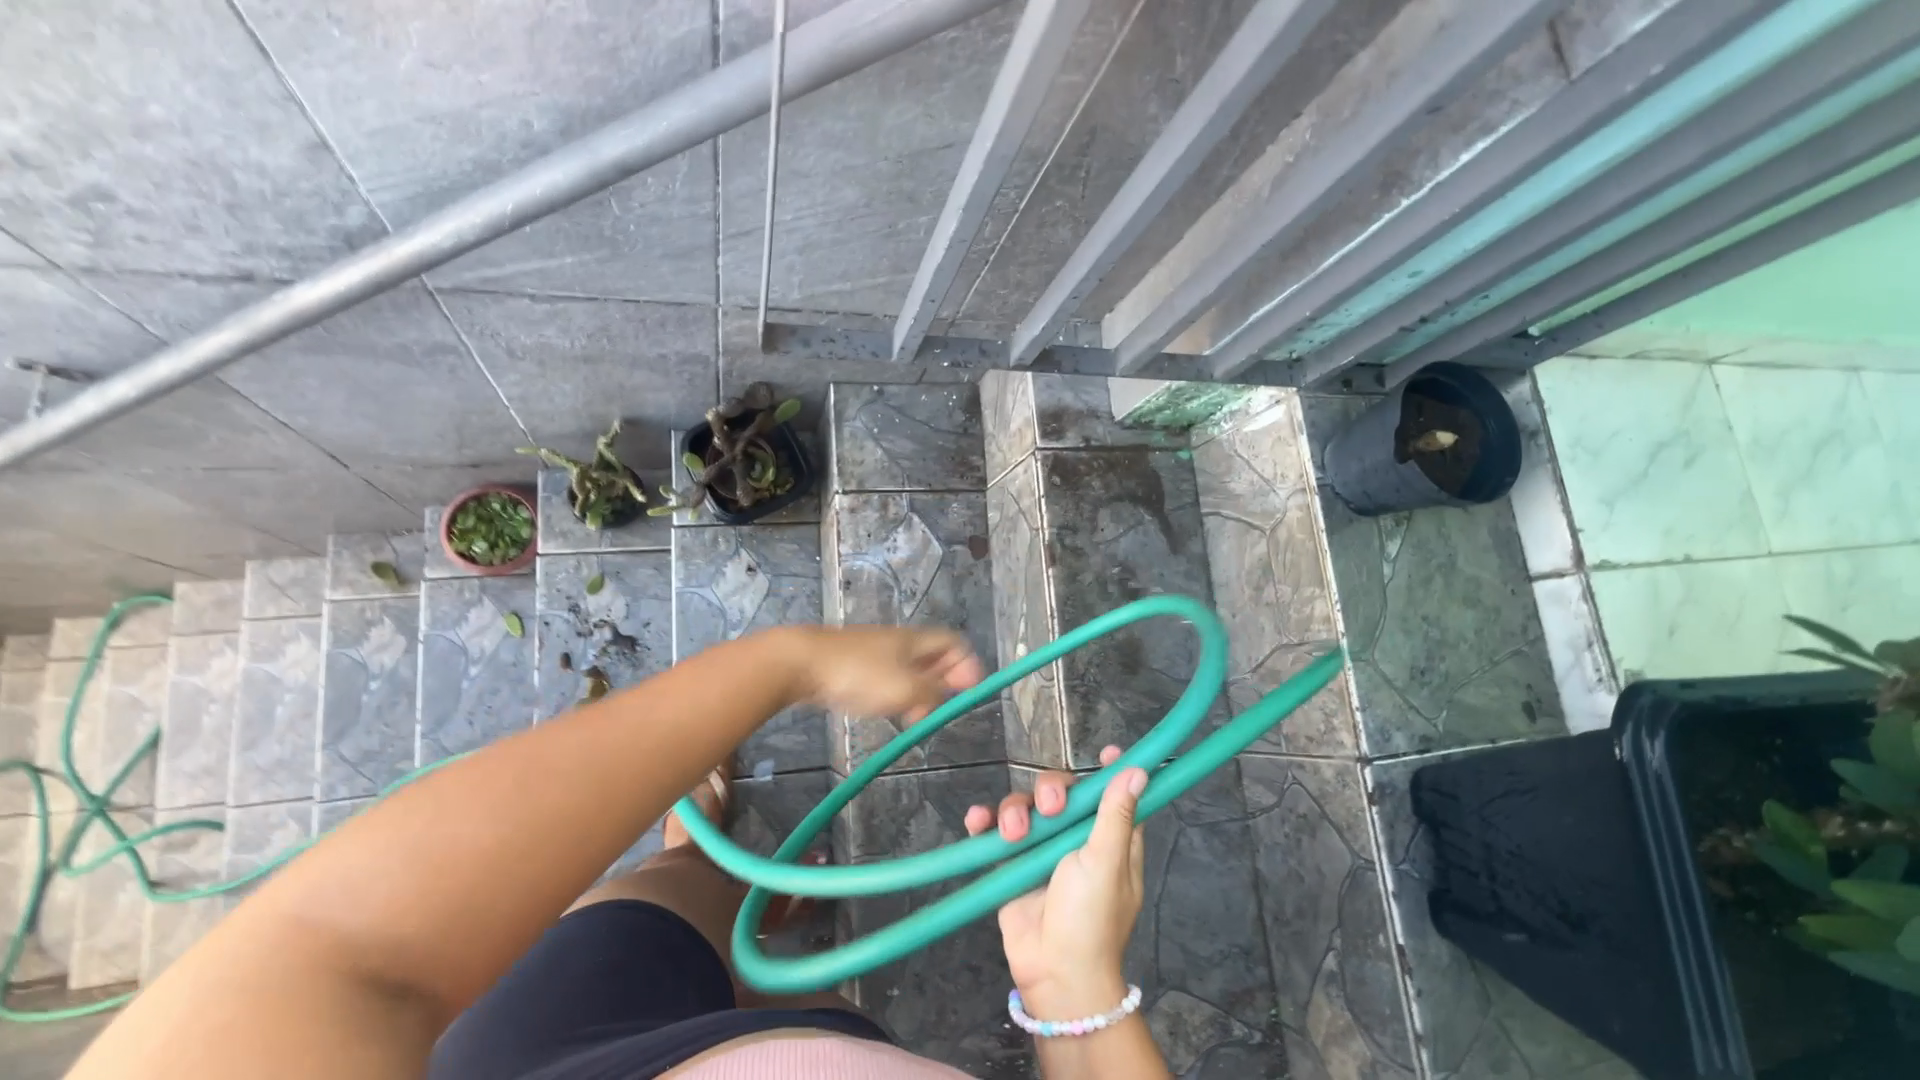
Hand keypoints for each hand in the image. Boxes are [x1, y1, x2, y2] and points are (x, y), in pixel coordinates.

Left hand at [780, 625, 983, 722]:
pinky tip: (883, 709)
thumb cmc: (858, 674)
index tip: (967, 694)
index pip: (954, 644)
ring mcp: (874, 652)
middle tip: (937, 711)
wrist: (800, 662)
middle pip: (933, 658)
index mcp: (915, 641)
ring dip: (917, 693)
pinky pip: (885, 677)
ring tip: (911, 717)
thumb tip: (948, 694)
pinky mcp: (853, 664)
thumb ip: (933, 693)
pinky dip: (893, 694)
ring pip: (908, 670)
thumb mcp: (905, 688)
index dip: (967, 666)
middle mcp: (898, 642)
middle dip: (942, 684)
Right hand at [965, 746, 1147, 1019]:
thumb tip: (1139, 770)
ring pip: (1026, 809)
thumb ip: (1116, 814)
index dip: (1110, 772)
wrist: (1054, 972)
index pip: (1114, 795)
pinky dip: (984, 824)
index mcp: (1112, 839)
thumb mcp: (1107, 863)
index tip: (1105, 751)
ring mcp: (1042, 853)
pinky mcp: (1013, 866)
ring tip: (1013, 835)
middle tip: (1048, 808)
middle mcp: (1077, 840)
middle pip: (1062, 794)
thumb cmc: (1092, 917)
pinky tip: (976, 822)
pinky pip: (996, 833)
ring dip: (1014, 811)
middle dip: (1050, 790)